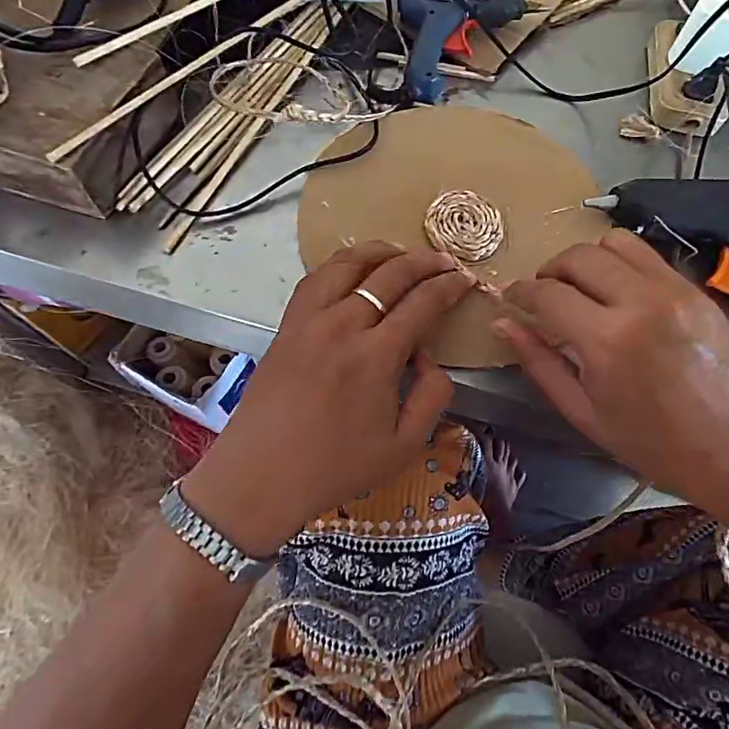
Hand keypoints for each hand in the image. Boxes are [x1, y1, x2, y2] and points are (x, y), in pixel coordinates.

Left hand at [182, 242, 473, 556]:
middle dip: (424, 262)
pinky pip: (315, 280)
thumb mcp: (404, 445)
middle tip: (445, 262)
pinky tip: (351, 270)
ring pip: (347, 264)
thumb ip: (432, 395)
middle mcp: (342, 325)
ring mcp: (308, 321)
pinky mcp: (285, 326)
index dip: (449, 287)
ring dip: (380, 252)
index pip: (422, 302)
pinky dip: (340, 264)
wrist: (261, 475)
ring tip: (401, 254)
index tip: (466, 281)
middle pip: (389, 274)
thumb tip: (430, 357)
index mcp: (376, 355)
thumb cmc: (335, 467)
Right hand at [492, 230, 728, 496]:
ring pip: (615, 242)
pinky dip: (621, 264)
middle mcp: (641, 303)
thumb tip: (502, 322)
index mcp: (607, 342)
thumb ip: (538, 361)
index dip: (521, 292)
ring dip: (586, 259)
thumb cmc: (649, 441)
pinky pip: (648, 255)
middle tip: (544, 295)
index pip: (548, 293)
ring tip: (581, 288)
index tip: (511, 298)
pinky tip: (617, 293)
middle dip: (549, 270)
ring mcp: (674, 291)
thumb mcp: (581, 410)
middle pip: (578, 257)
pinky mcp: (696, 289)